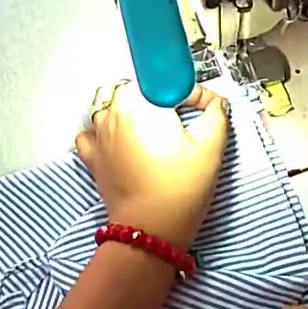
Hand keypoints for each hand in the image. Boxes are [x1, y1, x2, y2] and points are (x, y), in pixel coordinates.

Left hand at [76, 82, 229, 247]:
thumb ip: (216, 113)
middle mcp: (113, 111)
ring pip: (111, 103)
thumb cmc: (181, 188)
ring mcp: (98, 132)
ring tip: (152, 130)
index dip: (190, 91)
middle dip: (161, 98)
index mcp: (142, 103)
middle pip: (137, 87)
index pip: (168, 78)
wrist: (151, 229)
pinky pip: (93, 129)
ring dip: (130, 108)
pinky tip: (123, 141)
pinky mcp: (91, 154)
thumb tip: (215, 102)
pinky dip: (106, 129)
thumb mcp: (211, 147)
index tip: (203, 109)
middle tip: (182, 122)